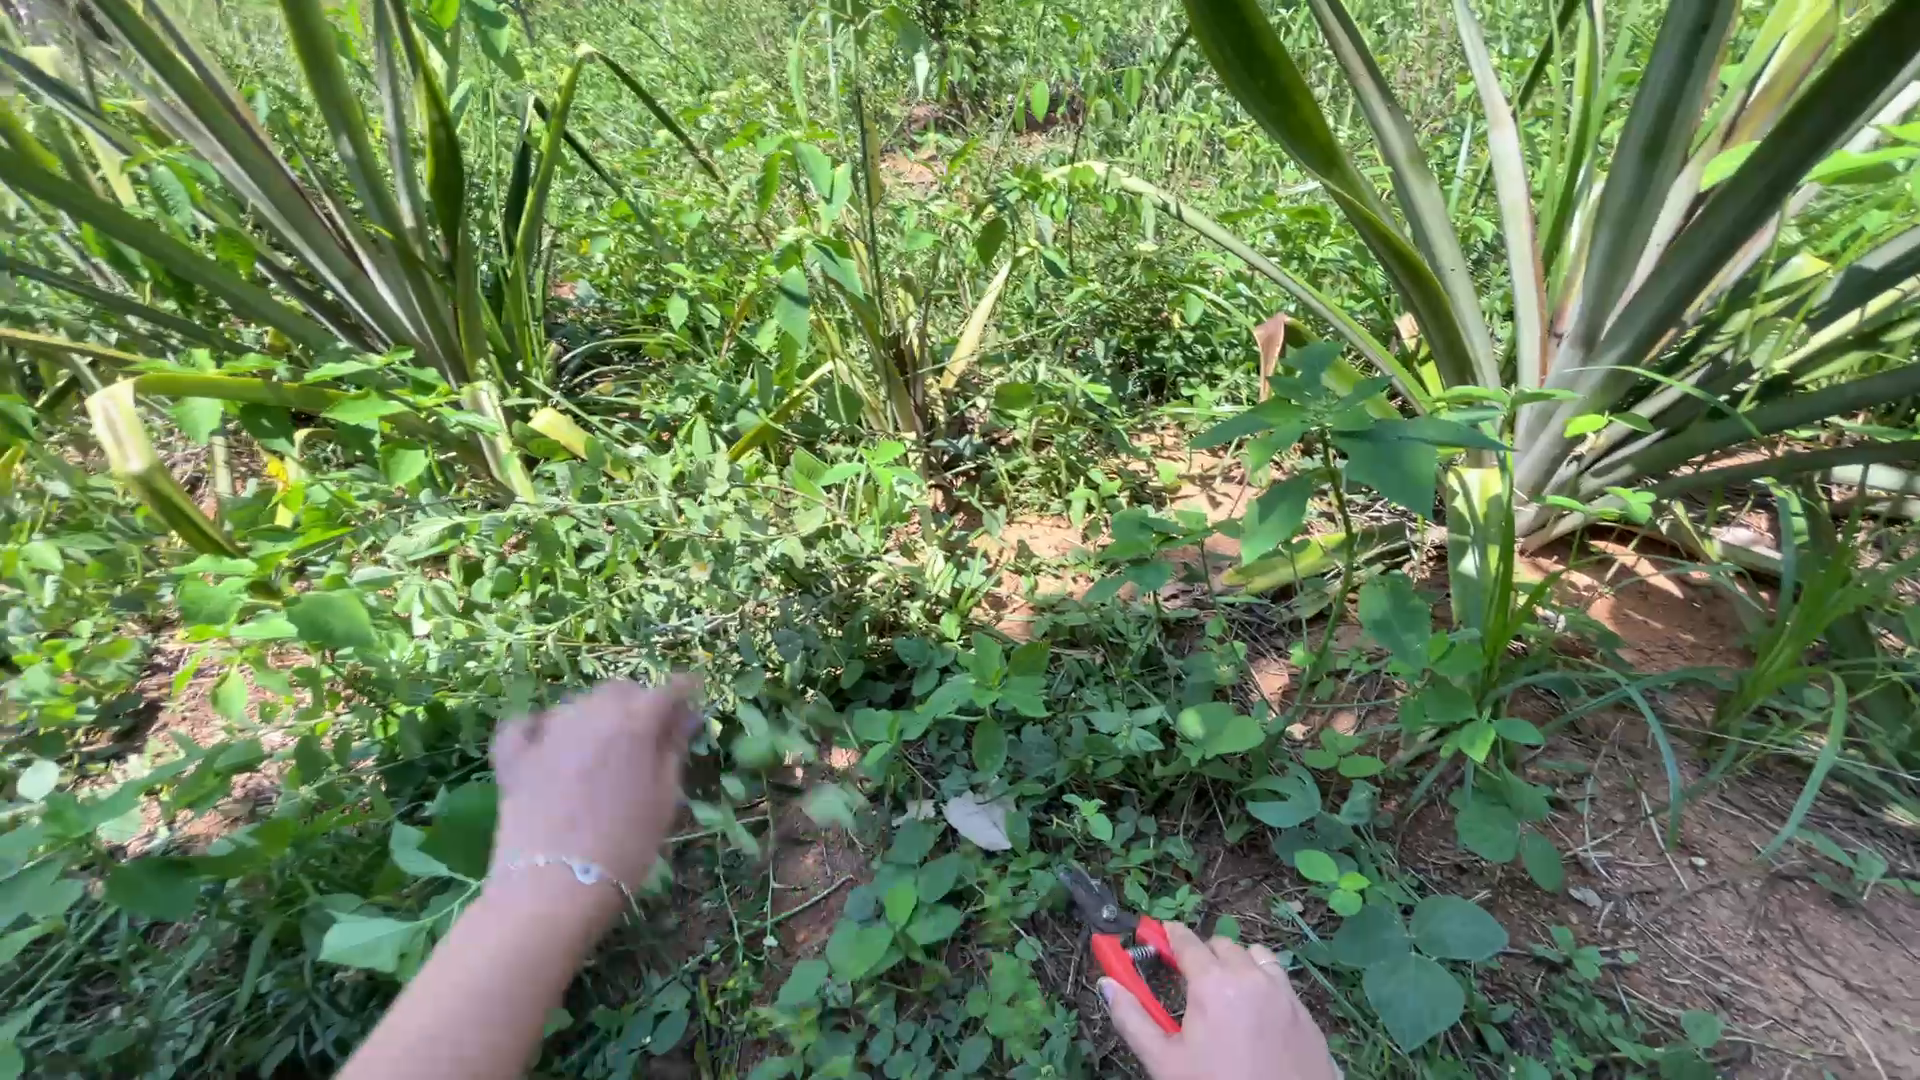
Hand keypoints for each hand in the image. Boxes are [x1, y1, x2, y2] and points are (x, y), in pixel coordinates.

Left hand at [488, 677, 698, 901]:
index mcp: (636, 723)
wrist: (554, 889)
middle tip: (649, 731)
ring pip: (578, 704)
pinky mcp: (515, 756)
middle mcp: (592, 714)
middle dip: (638, 700)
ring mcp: (549, 732)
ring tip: (603, 746)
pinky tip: (548, 743)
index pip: (668, 689)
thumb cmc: (626, 846)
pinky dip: (540, 727)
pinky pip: (526, 725)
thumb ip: (674, 748)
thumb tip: (685, 717)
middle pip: (621, 689)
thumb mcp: (665, 797)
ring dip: (596, 714)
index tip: (693, 695)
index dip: (685, 689)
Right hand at [1102, 922, 1337, 1079]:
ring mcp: (1283, 994)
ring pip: (1255, 956)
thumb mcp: (1165, 1064)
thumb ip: (1132, 1018)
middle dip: (1203, 955)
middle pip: (1220, 945)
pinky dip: (1264, 984)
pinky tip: (1257, 1016)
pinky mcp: (1307, 1015)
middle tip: (1190, 983)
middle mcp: (1250, 977)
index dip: (1168, 936)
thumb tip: (1106, 983)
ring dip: (1237, 964)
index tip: (1157, 937)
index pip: (1185, 940)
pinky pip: (1280, 981)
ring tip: (1227, 996)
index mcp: (1213, 983)